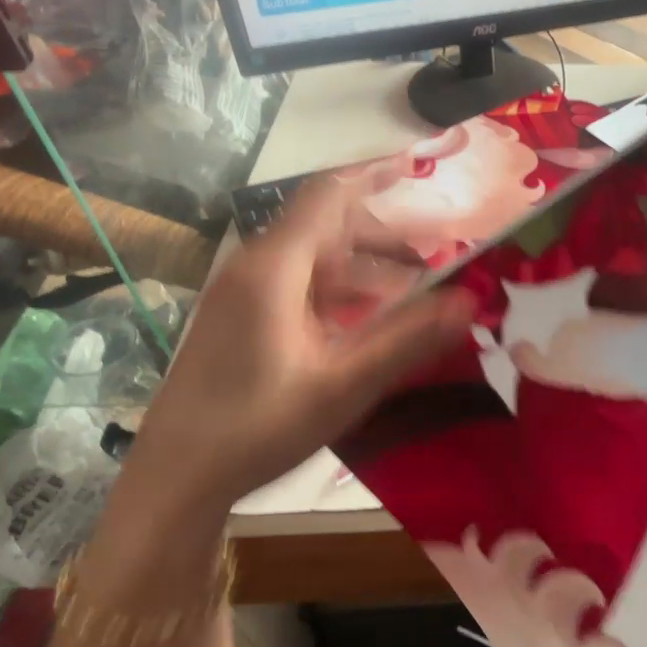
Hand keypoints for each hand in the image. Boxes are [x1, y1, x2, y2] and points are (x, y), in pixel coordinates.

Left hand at [113, 179, 474, 533]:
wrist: (177, 477)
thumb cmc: (258, 427)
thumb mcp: (344, 385)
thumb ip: (408, 339)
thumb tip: (470, 301)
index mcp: (275, 268)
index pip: (330, 194)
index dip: (376, 175)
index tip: (422, 169)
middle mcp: (255, 268)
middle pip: (326, 226)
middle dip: (385, 236)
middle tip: (436, 261)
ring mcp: (243, 294)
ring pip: (314, 259)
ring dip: (365, 267)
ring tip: (413, 293)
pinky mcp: (239, 320)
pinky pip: (299, 286)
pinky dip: (341, 292)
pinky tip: (367, 324)